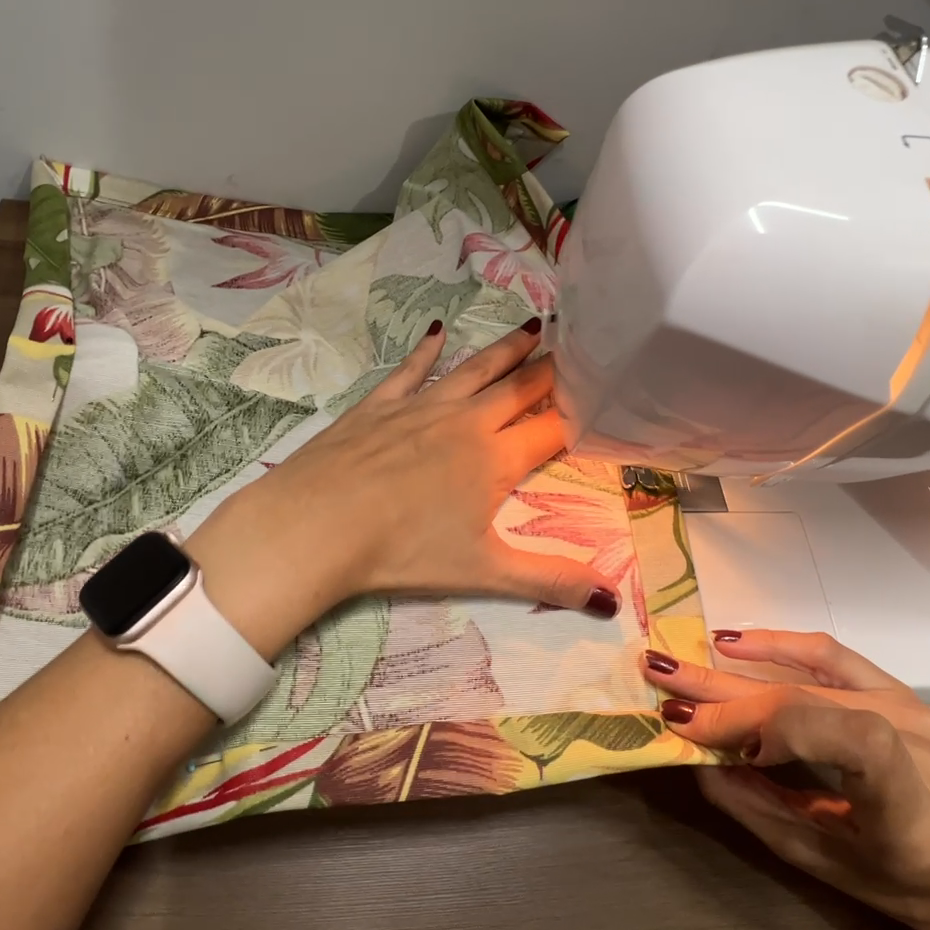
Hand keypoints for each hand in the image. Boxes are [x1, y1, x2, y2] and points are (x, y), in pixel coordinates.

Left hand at [186, 317, 617, 656]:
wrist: (317, 524)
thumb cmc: (403, 552)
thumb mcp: (483, 573)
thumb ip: (548, 580)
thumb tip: (611, 601)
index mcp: (494, 459)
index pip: (550, 429)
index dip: (579, 413)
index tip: (603, 396)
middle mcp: (464, 421)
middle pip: (517, 389)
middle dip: (550, 371)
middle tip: (576, 348)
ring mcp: (419, 406)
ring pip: (473, 370)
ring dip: (504, 350)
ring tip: (531, 328)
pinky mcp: (378, 404)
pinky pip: (410, 370)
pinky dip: (426, 349)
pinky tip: (436, 330)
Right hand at [643, 631, 929, 929]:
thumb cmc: (888, 875)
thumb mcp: (813, 858)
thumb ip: (751, 804)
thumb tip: (692, 751)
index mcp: (910, 798)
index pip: (844, 736)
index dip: (766, 722)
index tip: (699, 730)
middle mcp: (919, 741)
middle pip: (809, 698)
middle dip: (724, 691)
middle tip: (662, 678)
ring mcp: (911, 706)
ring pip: (808, 672)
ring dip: (735, 667)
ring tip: (682, 661)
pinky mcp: (896, 688)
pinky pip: (829, 654)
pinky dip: (775, 645)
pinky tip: (731, 642)